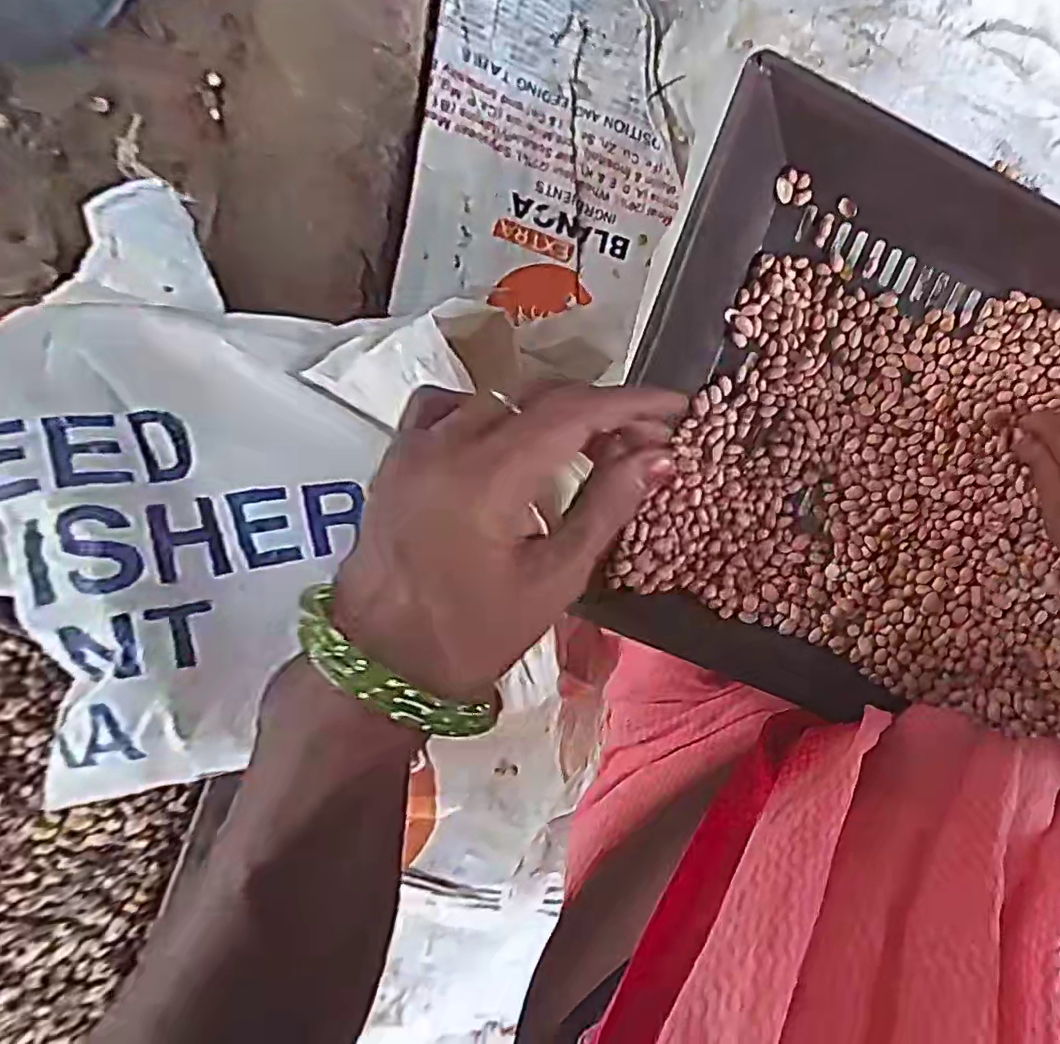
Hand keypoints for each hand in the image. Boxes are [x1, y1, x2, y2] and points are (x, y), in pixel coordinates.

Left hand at [329, 382, 685, 701]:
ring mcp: (414, 446)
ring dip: (562, 408)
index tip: (677, 407)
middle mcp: (445, 446)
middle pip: (543, 395)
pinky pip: (454, 405)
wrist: (382, 664)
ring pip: (504, 394)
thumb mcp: (559, 575)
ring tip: (601, 440)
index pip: (574, 412)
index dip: (633, 403)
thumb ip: (609, 505)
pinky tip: (522, 437)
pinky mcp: (399, 457)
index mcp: (487, 478)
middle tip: (651, 434)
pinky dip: (502, 409)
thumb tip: (660, 457)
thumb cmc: (480, 630)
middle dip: (607, 406)